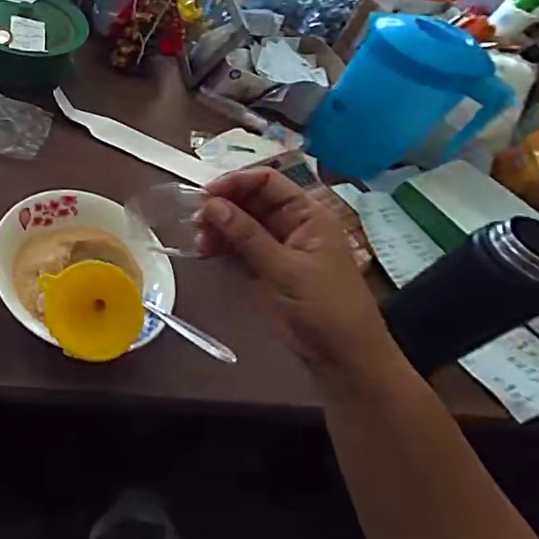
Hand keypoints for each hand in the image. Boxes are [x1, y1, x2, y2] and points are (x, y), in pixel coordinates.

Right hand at [195, 167, 393, 372]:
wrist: (342, 356)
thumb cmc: (326, 306)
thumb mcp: (287, 269)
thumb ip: (247, 236)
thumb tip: (212, 205)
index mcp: (306, 215)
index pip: (268, 183)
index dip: (236, 182)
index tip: (207, 194)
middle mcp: (288, 224)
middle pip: (248, 200)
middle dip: (221, 206)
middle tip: (197, 220)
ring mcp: (273, 246)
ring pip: (237, 223)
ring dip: (216, 227)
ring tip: (200, 241)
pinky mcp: (260, 268)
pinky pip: (234, 247)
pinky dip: (217, 246)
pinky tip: (203, 251)